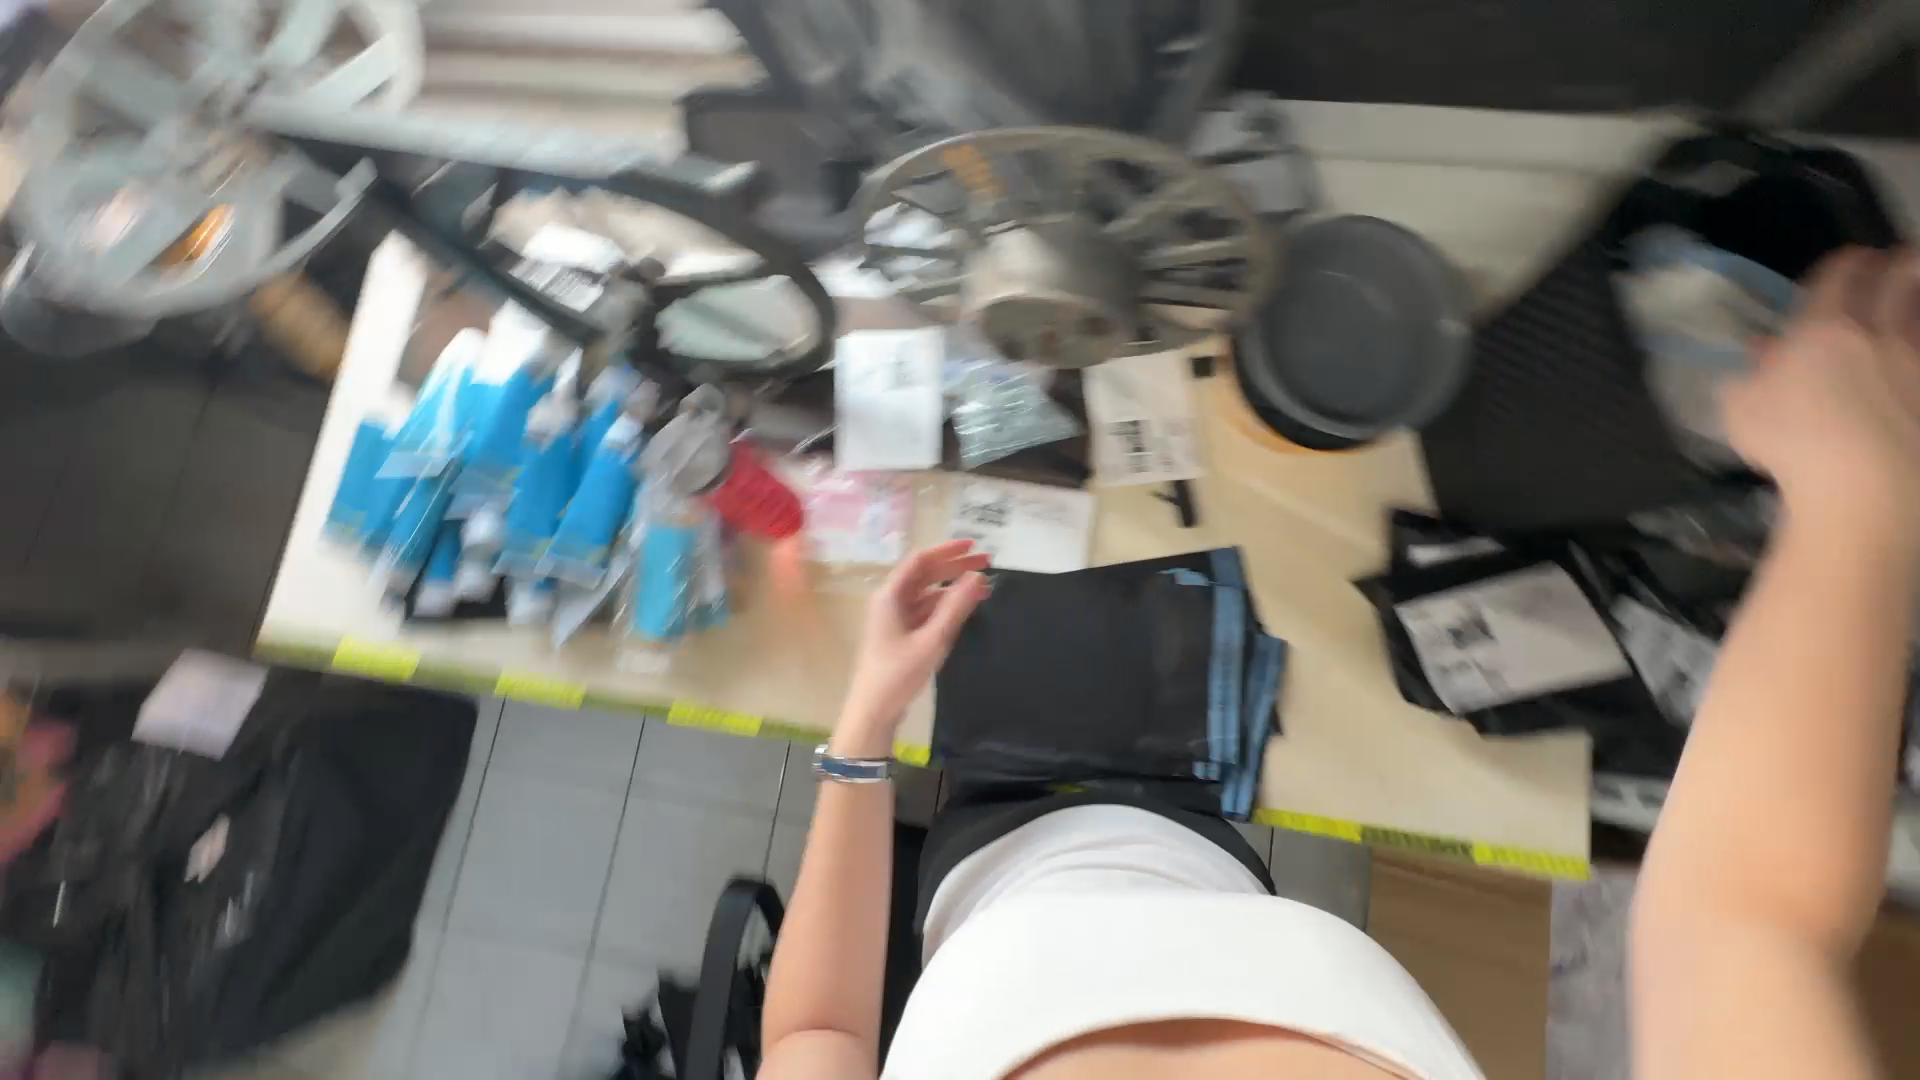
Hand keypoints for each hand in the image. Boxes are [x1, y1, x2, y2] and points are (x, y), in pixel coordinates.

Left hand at [835, 540, 990, 754]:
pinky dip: (946, 606)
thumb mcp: (932, 640)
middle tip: (988, 563)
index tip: (974, 546)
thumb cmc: (898, 674)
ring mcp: (895, 618)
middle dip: (955, 567)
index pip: (921, 560)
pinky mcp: (901, 634)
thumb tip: (977, 577)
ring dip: (953, 588)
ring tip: (984, 588)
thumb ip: (955, 607)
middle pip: (925, 574)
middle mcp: (891, 600)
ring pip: (927, 593)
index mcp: (890, 595)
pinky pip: (926, 611)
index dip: (948, 550)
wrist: (873, 711)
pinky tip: (966, 608)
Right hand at [1724, 247, 1919, 539]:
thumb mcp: (1741, 410)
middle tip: (1897, 260)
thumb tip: (1764, 353)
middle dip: (1898, 263)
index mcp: (1818, 332)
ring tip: (1912, 294)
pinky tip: (1911, 345)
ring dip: (1917, 294)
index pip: (1837, 278)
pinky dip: (1919, 338)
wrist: (1867, 478)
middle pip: (1899, 277)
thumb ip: (1750, 376)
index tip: (1846, 260)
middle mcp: (1876, 331)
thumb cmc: (1789, 440)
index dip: (1842, 263)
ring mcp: (1917, 355)